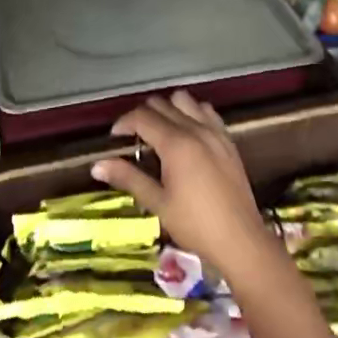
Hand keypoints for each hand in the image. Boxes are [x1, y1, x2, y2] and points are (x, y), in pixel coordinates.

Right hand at [92, 92, 275, 275]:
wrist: (239, 237)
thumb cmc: (194, 224)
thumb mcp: (157, 203)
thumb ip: (128, 178)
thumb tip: (97, 165)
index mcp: (176, 143)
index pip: (143, 117)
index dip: (124, 123)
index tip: (114, 138)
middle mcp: (196, 129)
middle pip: (163, 104)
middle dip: (143, 115)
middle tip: (133, 137)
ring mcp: (215, 131)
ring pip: (186, 101)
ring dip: (169, 109)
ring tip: (160, 133)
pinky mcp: (228, 139)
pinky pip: (206, 112)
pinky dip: (192, 113)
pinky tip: (187, 134)